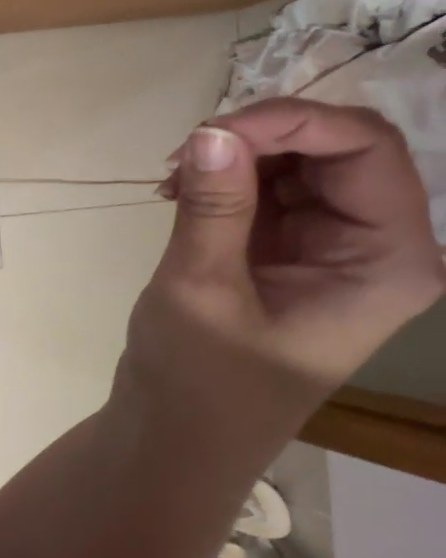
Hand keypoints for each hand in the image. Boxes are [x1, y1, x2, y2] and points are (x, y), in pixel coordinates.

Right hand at [121, 99, 443, 424]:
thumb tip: (210, 130)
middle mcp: (375, 244)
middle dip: (257, 138)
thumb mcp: (201, 288)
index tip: (206, 132)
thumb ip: (213, 208)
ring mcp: (330, 247)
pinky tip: (177, 194)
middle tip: (178, 157)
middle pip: (337, 151)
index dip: (292, 123)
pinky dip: (221, 180)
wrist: (179, 434)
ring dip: (233, 157)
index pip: (366, 151)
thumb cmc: (202, 377)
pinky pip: (266, 193)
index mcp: (388, 258)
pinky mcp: (285, 252)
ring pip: (298, 166)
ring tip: (168, 181)